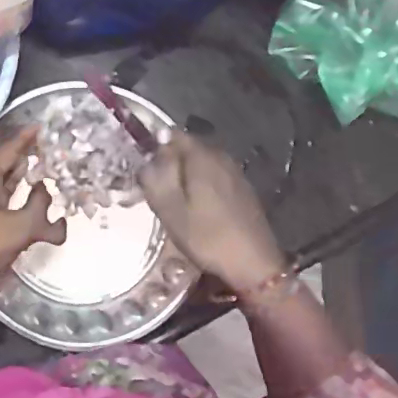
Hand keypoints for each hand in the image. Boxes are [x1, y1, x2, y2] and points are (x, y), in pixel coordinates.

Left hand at [0, 126, 65, 285]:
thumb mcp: (22, 225)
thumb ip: (39, 204)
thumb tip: (44, 189)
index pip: (7, 150)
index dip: (24, 138)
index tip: (39, 126)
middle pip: (2, 160)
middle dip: (21, 151)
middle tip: (42, 143)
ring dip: (17, 169)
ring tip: (36, 161)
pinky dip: (12, 186)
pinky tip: (25, 189)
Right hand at [139, 131, 284, 291]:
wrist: (254, 263)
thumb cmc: (207, 236)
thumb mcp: (170, 210)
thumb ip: (155, 177)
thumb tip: (149, 153)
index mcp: (202, 156)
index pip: (172, 134)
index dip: (154, 146)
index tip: (143, 166)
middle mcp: (220, 155)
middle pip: (188, 148)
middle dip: (170, 161)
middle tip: (155, 187)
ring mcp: (235, 171)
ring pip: (202, 163)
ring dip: (186, 174)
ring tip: (174, 199)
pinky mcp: (242, 187)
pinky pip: (215, 175)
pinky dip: (202, 184)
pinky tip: (197, 206)